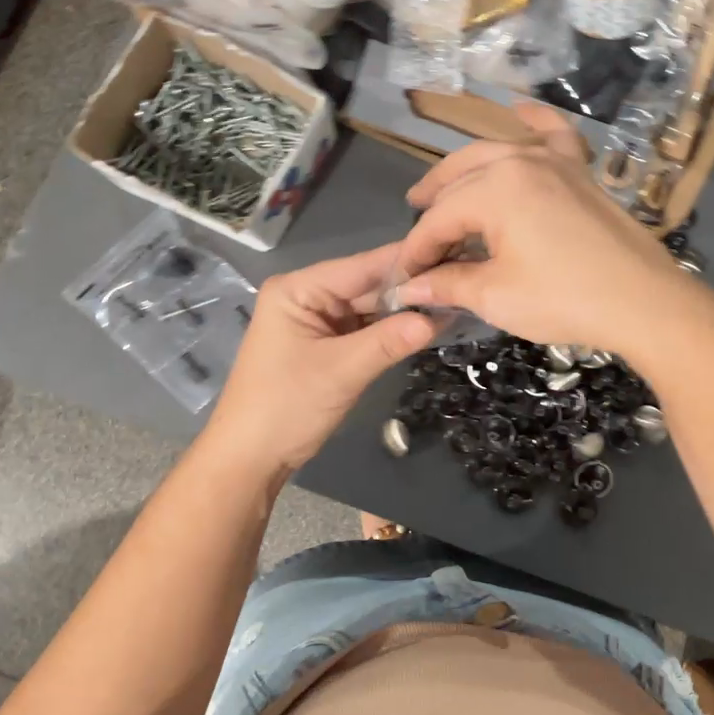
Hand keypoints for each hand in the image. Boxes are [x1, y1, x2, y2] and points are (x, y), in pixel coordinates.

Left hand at [205, 245, 435, 471]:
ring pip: (370, 308)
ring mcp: (318, 322)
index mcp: (298, 289)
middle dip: (411, 290)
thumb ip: (389, 341)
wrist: (250, 458)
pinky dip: (392, 332)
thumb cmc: (285, 407)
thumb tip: (439, 317)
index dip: (408, 263)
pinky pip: (366, 330)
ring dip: (405, 312)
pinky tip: (428, 327)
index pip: (362, 266)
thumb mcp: (341, 371)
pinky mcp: (327, 345)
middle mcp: (307, 296)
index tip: (454, 255)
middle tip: (463, 286)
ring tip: (455, 303)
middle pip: (368, 285)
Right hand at [389, 103, 704, 357]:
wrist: (642, 301)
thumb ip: (448, 284)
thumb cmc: (564, 300)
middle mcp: (520, 161)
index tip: (405, 278)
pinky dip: (534, 123)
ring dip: (463, 171)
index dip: (417, 251)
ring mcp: (555, 161)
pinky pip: (554, 135)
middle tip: (417, 238)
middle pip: (460, 180)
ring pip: (496, 153)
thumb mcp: (496, 296)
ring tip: (439, 190)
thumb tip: (408, 288)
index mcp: (494, 189)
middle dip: (432, 209)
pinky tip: (520, 109)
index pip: (439, 219)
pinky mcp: (581, 172)